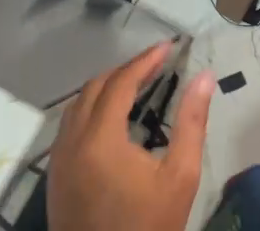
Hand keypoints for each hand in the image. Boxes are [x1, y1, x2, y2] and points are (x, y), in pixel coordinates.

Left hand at [48, 42, 214, 230]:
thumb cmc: (148, 227)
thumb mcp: (180, 176)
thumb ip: (191, 122)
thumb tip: (204, 77)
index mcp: (100, 141)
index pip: (120, 84)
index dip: (145, 60)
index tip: (169, 46)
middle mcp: (71, 145)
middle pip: (94, 89)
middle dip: (125, 70)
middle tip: (157, 63)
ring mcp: (59, 165)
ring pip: (76, 107)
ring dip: (106, 88)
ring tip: (138, 84)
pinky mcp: (56, 181)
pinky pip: (69, 129)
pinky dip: (92, 110)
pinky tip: (114, 118)